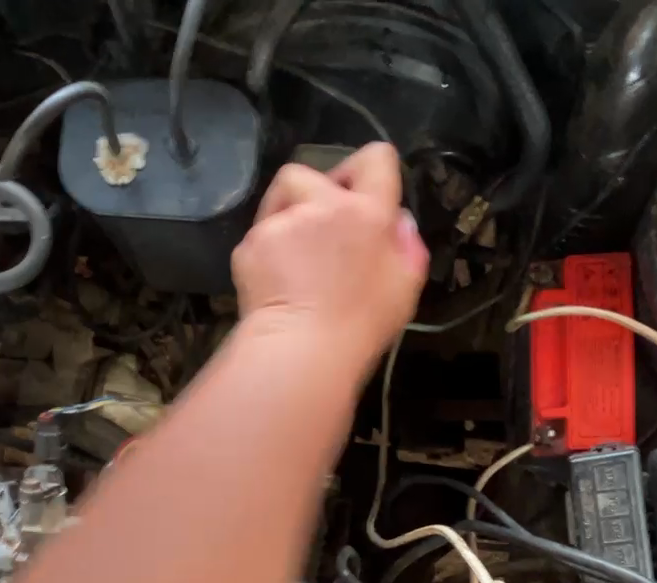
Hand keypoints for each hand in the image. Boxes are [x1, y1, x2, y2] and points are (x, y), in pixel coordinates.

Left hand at [232, 143, 429, 365]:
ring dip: (288, 213)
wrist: (302, 351)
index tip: (363, 198)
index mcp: (368, 212)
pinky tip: (274, 282)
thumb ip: (406, 247)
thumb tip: (398, 222)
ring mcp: (283, 223)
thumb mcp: (404, 289)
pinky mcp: (250, 245)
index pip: (377, 158)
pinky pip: (260, 236)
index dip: (370, 173)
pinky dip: (266, 252)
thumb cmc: (361, 326)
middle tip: (323, 234)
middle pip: (318, 172)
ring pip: (282, 197)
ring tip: (295, 253)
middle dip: (318, 195)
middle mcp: (323, 205)